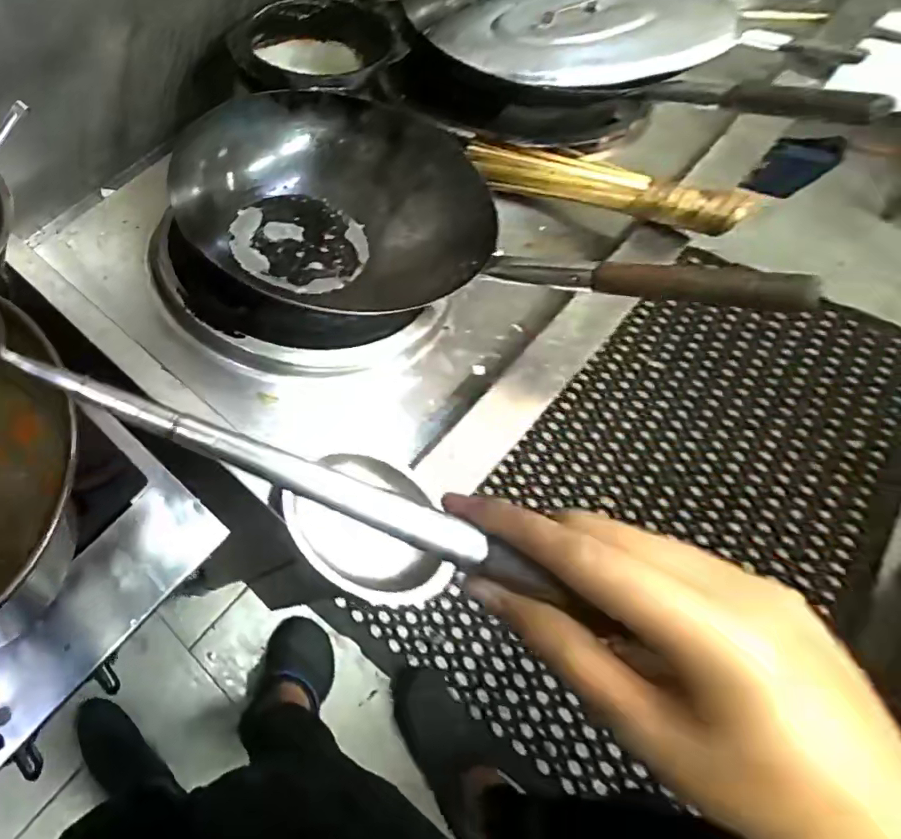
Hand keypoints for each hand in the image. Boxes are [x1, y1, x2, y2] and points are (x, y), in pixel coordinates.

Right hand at [451, 494, 900, 838]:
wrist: (891, 831)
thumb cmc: (756, 790)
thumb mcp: (641, 726)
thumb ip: (558, 646)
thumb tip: (485, 588)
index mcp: (712, 631)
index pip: (584, 552)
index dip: (509, 523)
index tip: (454, 505)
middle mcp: (741, 591)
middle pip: (605, 531)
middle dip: (535, 531)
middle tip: (484, 554)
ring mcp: (764, 589)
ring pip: (631, 537)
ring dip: (572, 546)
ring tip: (539, 584)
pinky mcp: (773, 596)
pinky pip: (664, 555)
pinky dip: (613, 561)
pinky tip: (602, 602)